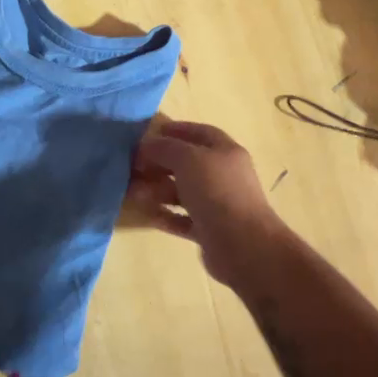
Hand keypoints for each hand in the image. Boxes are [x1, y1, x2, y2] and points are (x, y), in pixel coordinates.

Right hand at [128, 118, 280, 283]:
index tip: (148, 133)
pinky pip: (182, 218)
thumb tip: (145, 146)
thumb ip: (164, 147)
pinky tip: (147, 214)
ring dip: (157, 190)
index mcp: (225, 152)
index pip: (199, 132)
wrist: (244, 246)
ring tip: (133, 193)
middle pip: (187, 163)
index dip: (175, 130)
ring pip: (182, 191)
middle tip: (133, 166)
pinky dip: (165, 214)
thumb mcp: (187, 159)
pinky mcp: (210, 230)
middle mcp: (223, 176)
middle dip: (159, 163)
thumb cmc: (217, 192)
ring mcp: (218, 204)